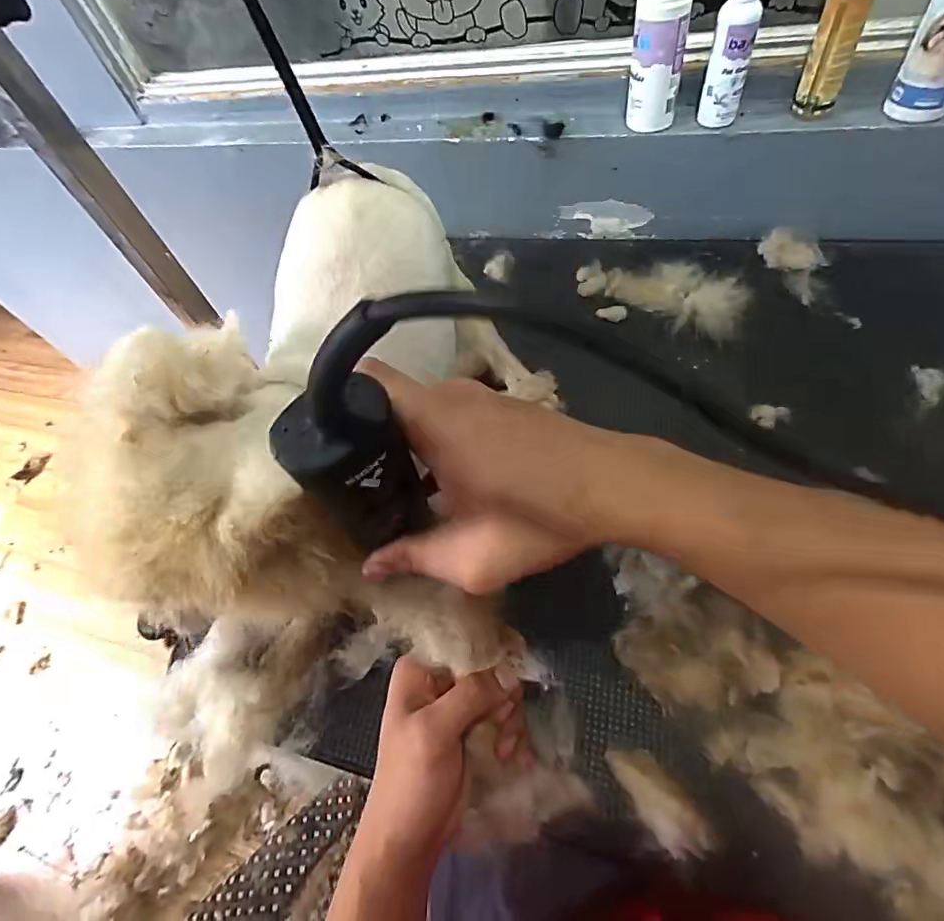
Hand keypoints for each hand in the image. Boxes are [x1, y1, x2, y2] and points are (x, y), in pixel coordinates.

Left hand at [356, 657, 527, 867]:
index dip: (492, 657)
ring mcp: (460, 706)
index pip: (465, 642)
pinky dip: (514, 735)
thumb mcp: (433, 732)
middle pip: (492, 667)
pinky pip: (507, 717)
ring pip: (504, 693)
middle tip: (499, 726)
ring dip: (511, 721)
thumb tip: (510, 672)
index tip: (506, 683)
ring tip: (504, 751)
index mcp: (421, 669)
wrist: (410, 839)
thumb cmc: (410, 781)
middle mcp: (441, 681)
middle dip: (503, 698)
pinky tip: (511, 757)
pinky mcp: (476, 730)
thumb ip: (471, 695)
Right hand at [359, 360, 632, 592]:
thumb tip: (372, 565)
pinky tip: (447, 477)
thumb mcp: (473, 556)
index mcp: (434, 417)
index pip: (368, 378)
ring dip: (409, 439)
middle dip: (371, 434)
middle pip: (392, 398)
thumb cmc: (540, 518)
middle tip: (357, 480)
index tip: (327, 444)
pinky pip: (454, 411)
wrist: (615, 486)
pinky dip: (439, 436)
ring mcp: (484, 396)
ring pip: (425, 407)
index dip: (340, 402)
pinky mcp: (506, 405)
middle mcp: (454, 394)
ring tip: (399, 485)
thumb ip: (415, 557)